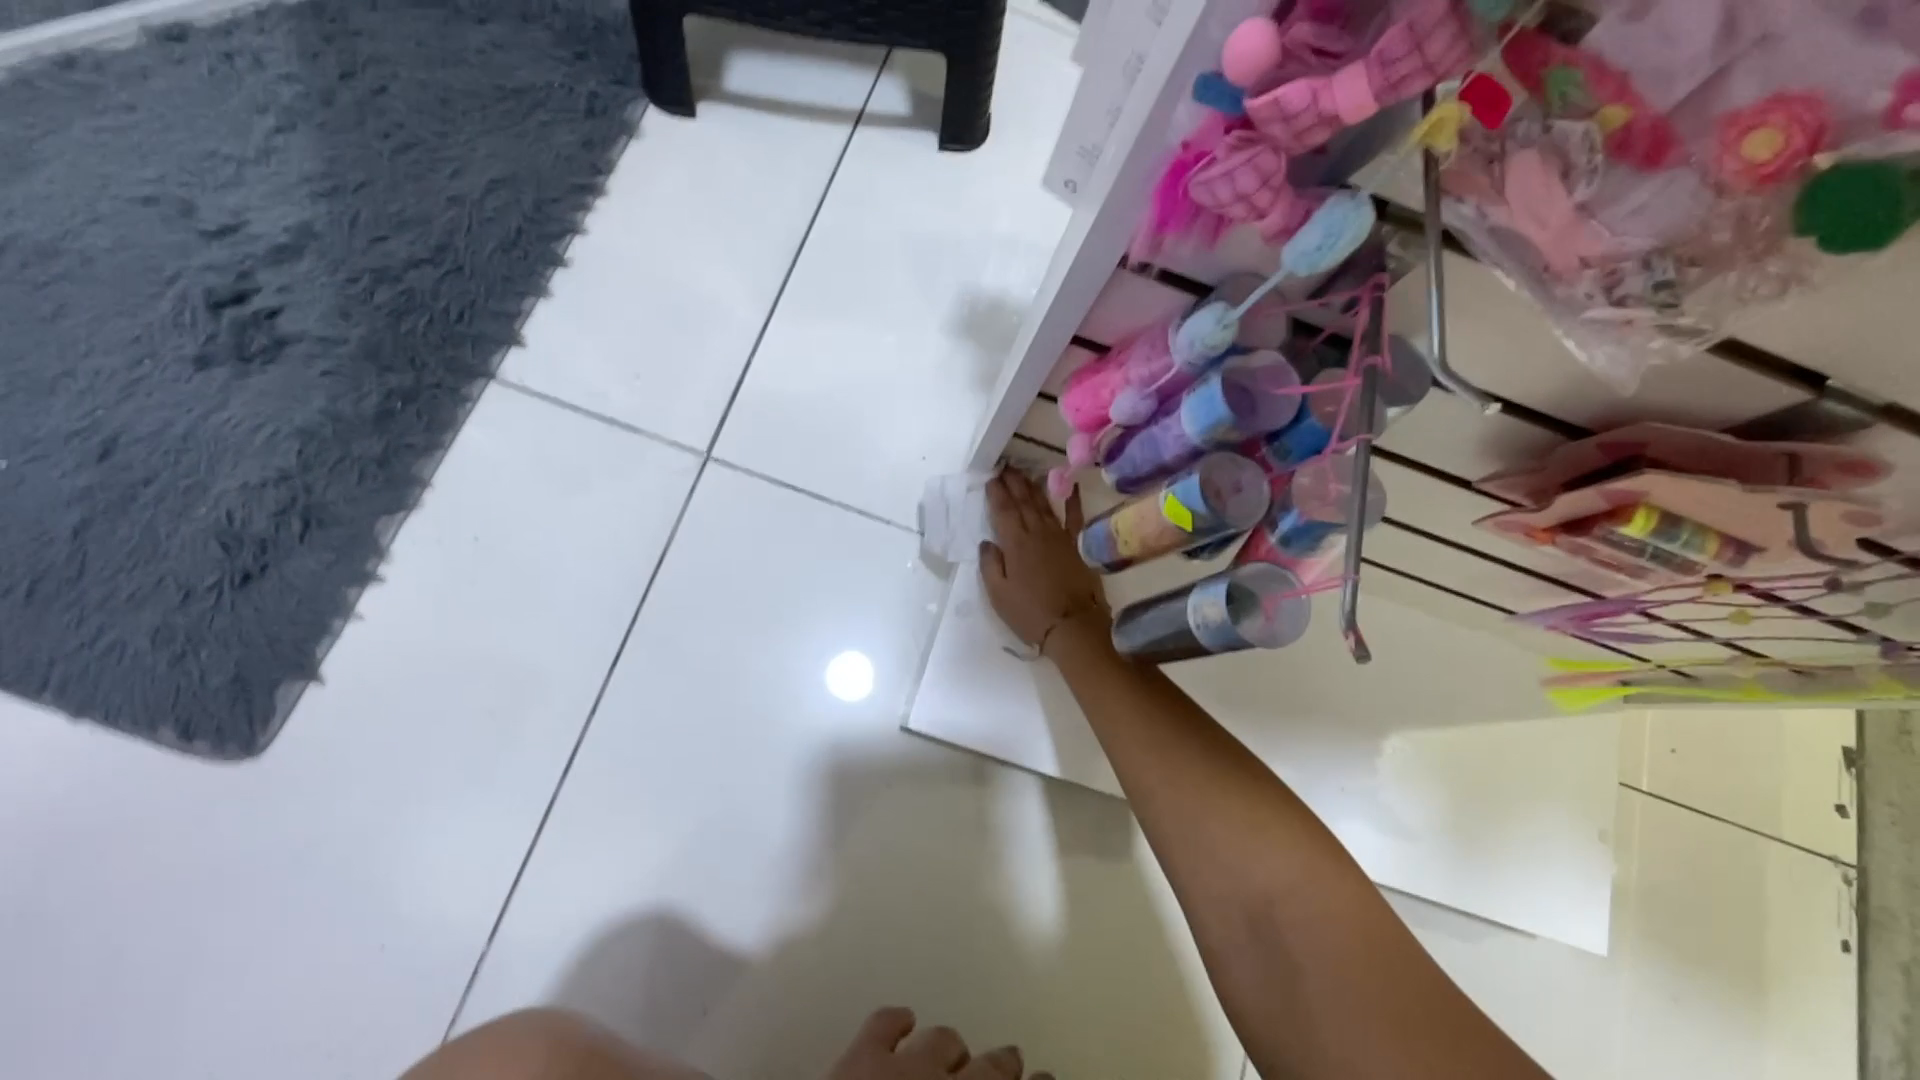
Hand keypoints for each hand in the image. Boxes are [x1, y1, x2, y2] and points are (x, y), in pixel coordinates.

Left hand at [825, 1007, 1046, 1079]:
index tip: (1045, 1079)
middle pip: (991, 1069)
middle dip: (1003, 1065)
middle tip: (1009, 1062)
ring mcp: (906, 1070)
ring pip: (943, 1040)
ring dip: (953, 1049)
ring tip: (954, 1052)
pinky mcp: (862, 1056)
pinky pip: (887, 1022)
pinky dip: (899, 1022)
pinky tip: (903, 1024)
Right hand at [979, 469, 1108, 655]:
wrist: (1073, 626)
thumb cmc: (1030, 613)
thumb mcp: (998, 594)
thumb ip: (990, 565)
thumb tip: (987, 542)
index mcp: (1014, 543)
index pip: (1003, 510)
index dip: (996, 492)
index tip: (990, 475)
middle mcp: (1037, 533)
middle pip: (1023, 501)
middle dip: (1013, 481)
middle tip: (1006, 465)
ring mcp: (1060, 537)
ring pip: (1044, 504)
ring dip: (1034, 486)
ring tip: (1025, 472)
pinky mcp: (1077, 546)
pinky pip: (1074, 517)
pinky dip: (1073, 500)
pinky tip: (1071, 486)